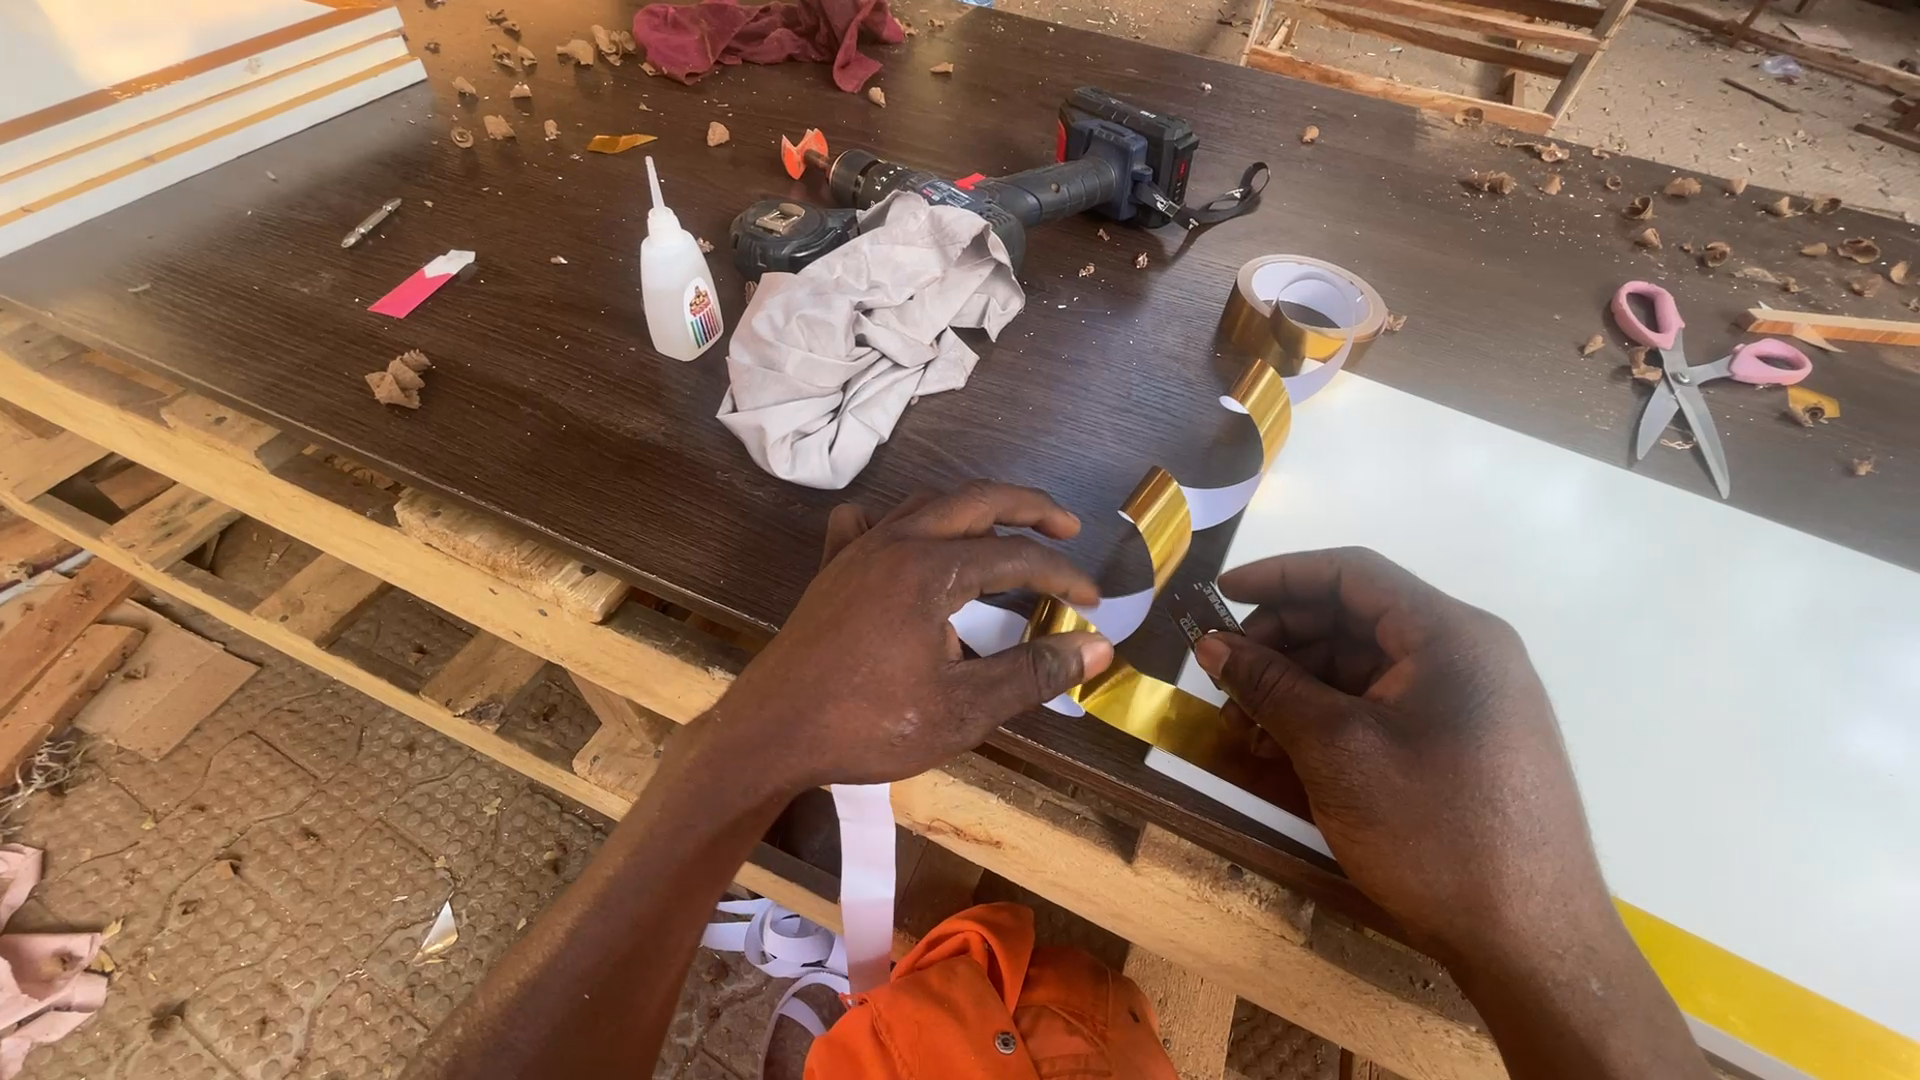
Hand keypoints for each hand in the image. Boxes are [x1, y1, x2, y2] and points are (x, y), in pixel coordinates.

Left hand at [696, 482, 1114, 792]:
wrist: (771, 734)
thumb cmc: (868, 726)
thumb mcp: (963, 710)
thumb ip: (1032, 673)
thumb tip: (1097, 648)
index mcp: (931, 570)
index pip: (1016, 558)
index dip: (1063, 575)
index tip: (1095, 602)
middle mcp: (896, 542)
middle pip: (976, 500)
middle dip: (1029, 507)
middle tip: (1066, 528)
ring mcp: (858, 550)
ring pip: (927, 503)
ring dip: (973, 508)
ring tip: (1004, 531)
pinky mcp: (832, 568)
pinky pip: (870, 522)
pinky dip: (901, 520)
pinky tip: (908, 540)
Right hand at [1193, 547, 1613, 967]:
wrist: (1533, 947)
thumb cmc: (1434, 829)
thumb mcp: (1335, 748)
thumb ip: (1269, 684)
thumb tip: (1210, 643)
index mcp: (1450, 636)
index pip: (1353, 573)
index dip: (1280, 575)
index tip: (1222, 593)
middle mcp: (1465, 655)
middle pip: (1353, 618)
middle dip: (1280, 639)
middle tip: (1225, 673)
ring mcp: (1466, 701)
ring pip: (1361, 664)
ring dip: (1296, 683)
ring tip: (1247, 724)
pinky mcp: (1460, 742)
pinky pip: (1379, 703)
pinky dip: (1326, 714)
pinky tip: (1284, 746)